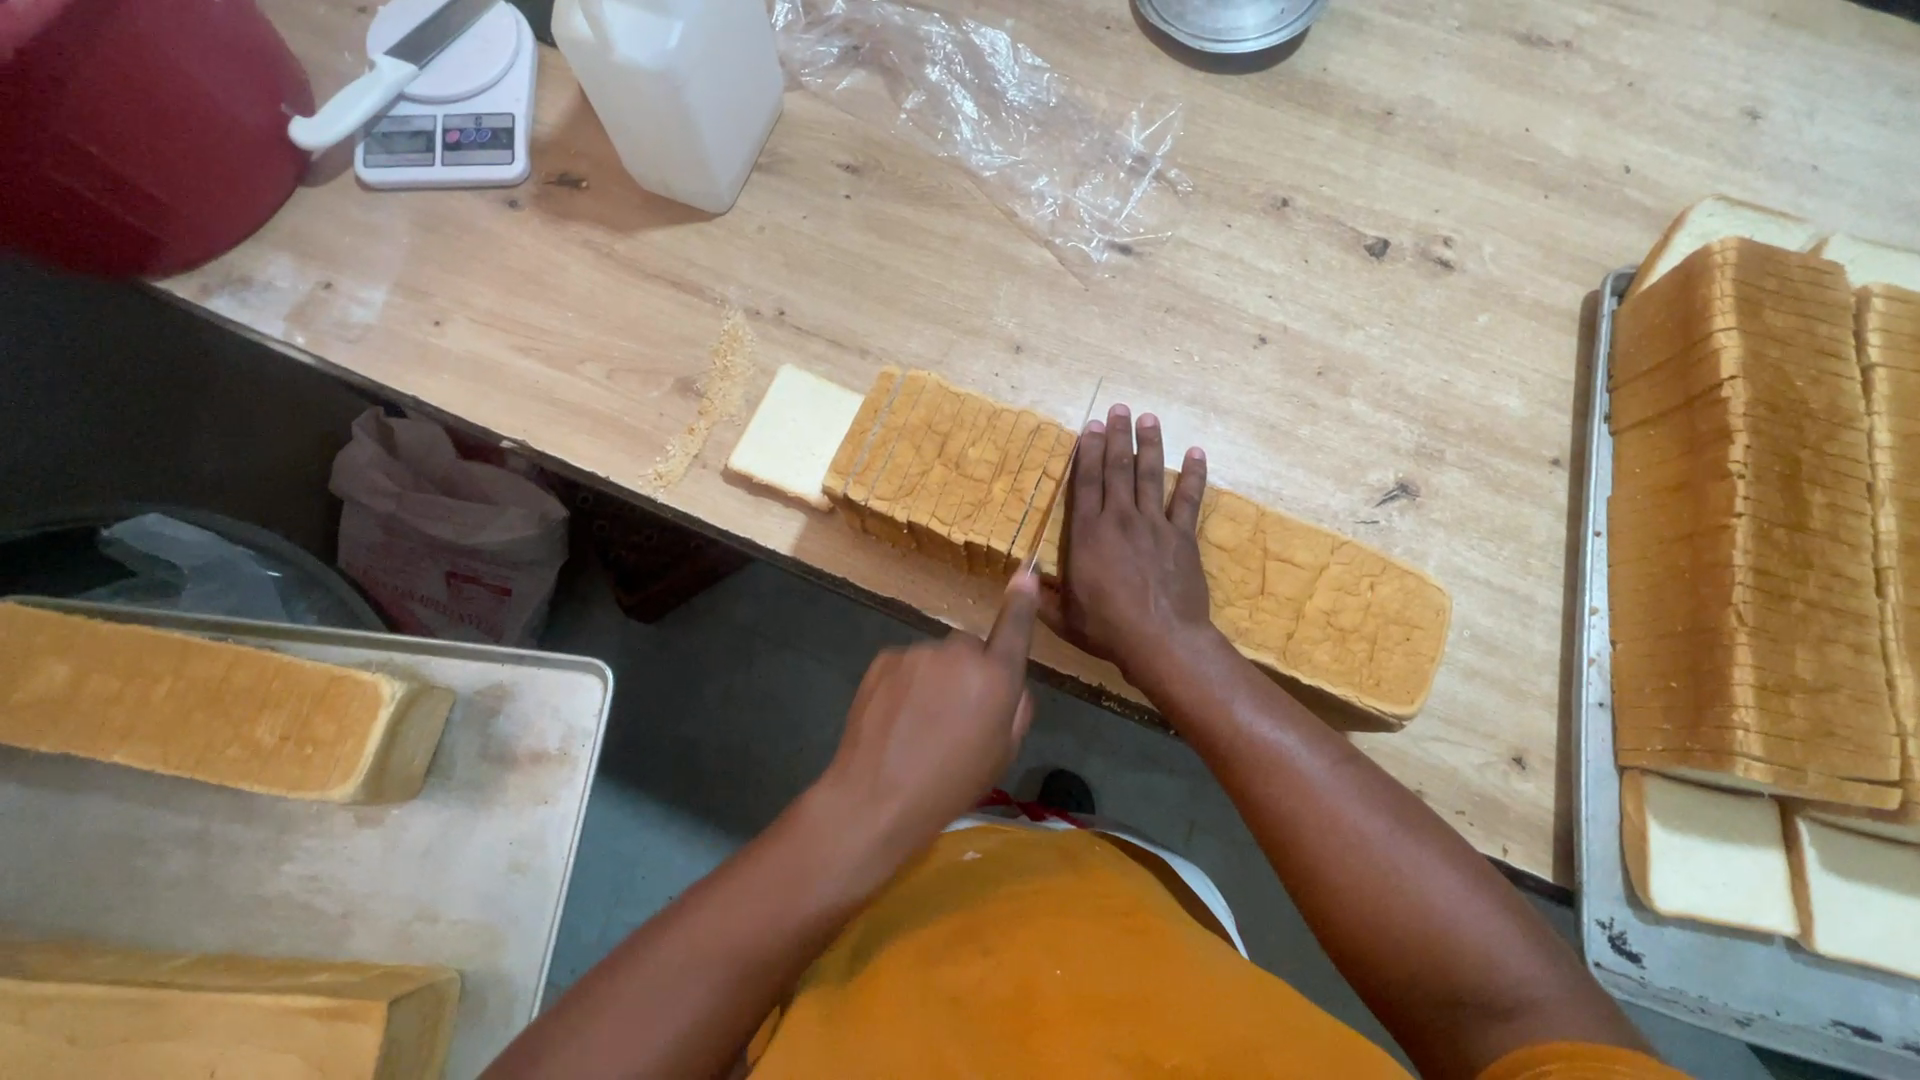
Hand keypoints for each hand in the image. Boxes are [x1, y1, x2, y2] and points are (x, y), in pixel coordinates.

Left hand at [819, 574, 1039, 857]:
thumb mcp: (1003, 755)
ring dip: (933, 681)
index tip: (1026, 572)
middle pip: (969, 651)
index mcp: (997, 678)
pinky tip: (895, 719)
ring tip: (918, 726)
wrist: (878, 795)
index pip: (1014, 628)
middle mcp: (959, 653)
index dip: (1022, 601)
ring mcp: (917, 653)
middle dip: (967, 673)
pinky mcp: (884, 659)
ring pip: (934, 660)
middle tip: (954, 717)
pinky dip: (904, 686)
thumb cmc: (952, 783)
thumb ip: (1016, 710)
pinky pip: (905, 666)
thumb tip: (1010, 686)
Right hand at [1041, 405, 1220, 689]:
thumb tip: (1021, 580)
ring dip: (1150, 444)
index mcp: (1086, 535)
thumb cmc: (1107, 629)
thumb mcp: (1063, 618)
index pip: (1086, 483)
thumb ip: (1041, 597)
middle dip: (1118, 436)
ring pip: (1151, 475)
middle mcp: (1119, 520)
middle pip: (1118, 469)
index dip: (1088, 452)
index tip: (1090, 427)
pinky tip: (1197, 452)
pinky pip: (1188, 499)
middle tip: (1118, 409)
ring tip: (1149, 418)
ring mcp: (1154, 525)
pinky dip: (1194, 475)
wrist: (1161, 639)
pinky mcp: (1182, 536)